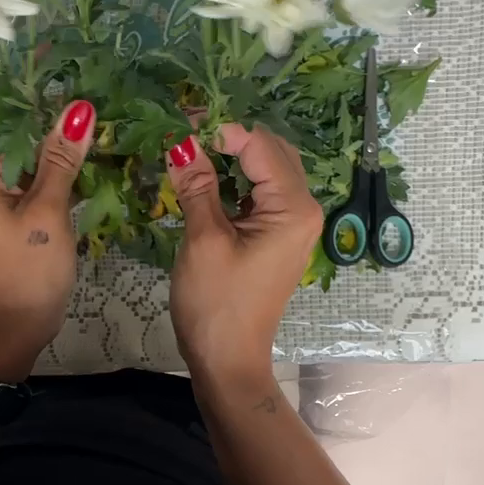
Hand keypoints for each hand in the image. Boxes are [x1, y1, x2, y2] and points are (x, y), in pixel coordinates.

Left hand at [0, 100, 94, 380]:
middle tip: (91, 84)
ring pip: (22, 155)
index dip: (34, 88)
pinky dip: (52, 169)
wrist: (14, 329)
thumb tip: (79, 107)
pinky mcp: (3, 215)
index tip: (66, 58)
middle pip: (11, 131)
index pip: (1, 113)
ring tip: (95, 113)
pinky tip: (85, 155)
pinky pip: (27, 180)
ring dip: (55, 141)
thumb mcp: (48, 213)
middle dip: (49, 112)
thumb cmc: (28, 273)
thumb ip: (62, 159)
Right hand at [164, 124, 322, 386]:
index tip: (180, 123)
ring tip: (190, 154)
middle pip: (270, 153)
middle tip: (184, 135)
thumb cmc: (216, 305)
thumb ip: (196, 186)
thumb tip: (180, 143)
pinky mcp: (276, 241)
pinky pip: (259, 197)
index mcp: (293, 207)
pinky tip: (205, 183)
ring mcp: (292, 226)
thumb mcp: (203, 240)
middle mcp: (302, 210)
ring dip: (231, 160)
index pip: (260, 146)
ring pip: (265, 173)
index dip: (221, 129)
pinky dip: (234, 185)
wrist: (227, 360)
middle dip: (230, 139)